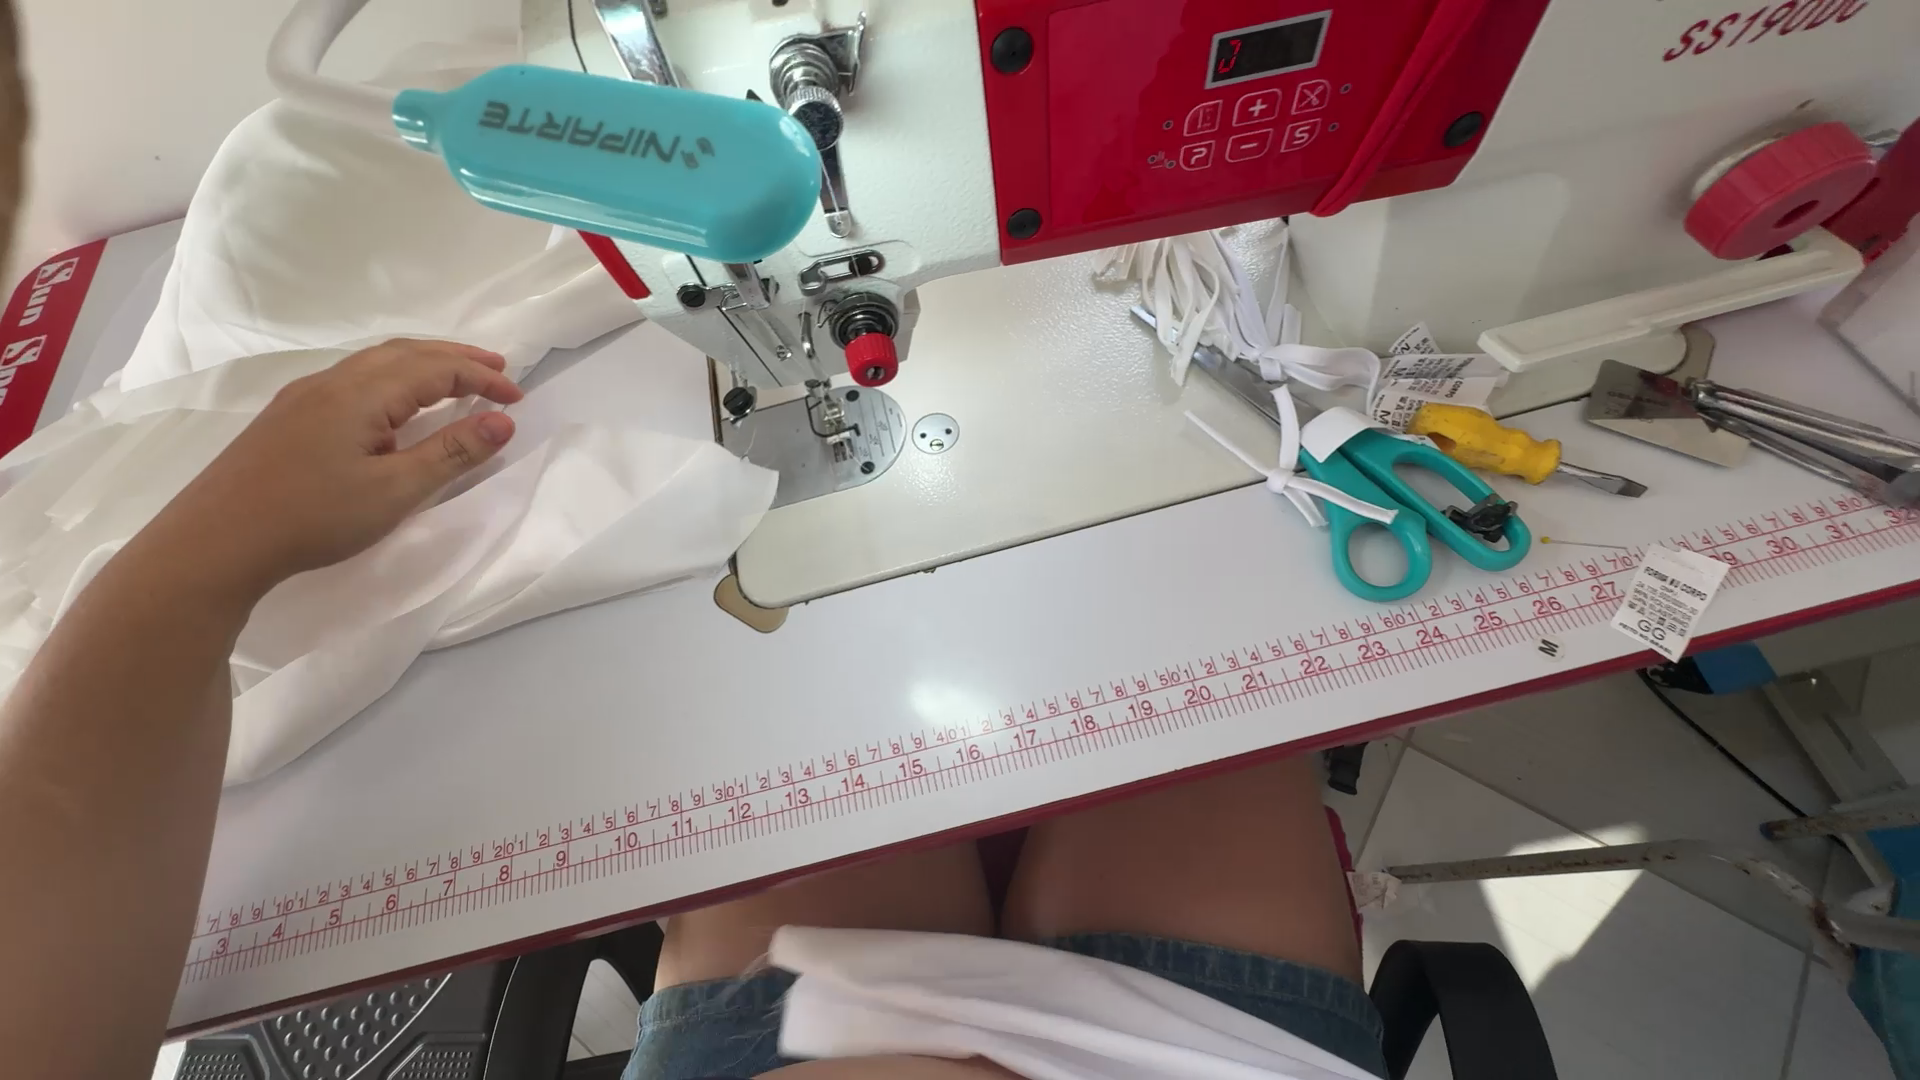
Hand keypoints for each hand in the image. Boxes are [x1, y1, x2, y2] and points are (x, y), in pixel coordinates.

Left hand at [148, 339, 524, 598]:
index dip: (480, 378)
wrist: (214, 545)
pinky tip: (404, 403)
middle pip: (403, 353)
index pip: (433, 369)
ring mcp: (304, 398)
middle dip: (456, 357)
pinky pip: (357, 379)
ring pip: (377, 363)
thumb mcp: (397, 490)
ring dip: (425, 364)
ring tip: (461, 378)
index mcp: (358, 395)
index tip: (518, 399)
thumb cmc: (314, 517)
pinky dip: (398, 378)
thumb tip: (503, 421)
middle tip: (500, 371)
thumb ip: (453, 452)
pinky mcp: (292, 418)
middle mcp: (329, 384)